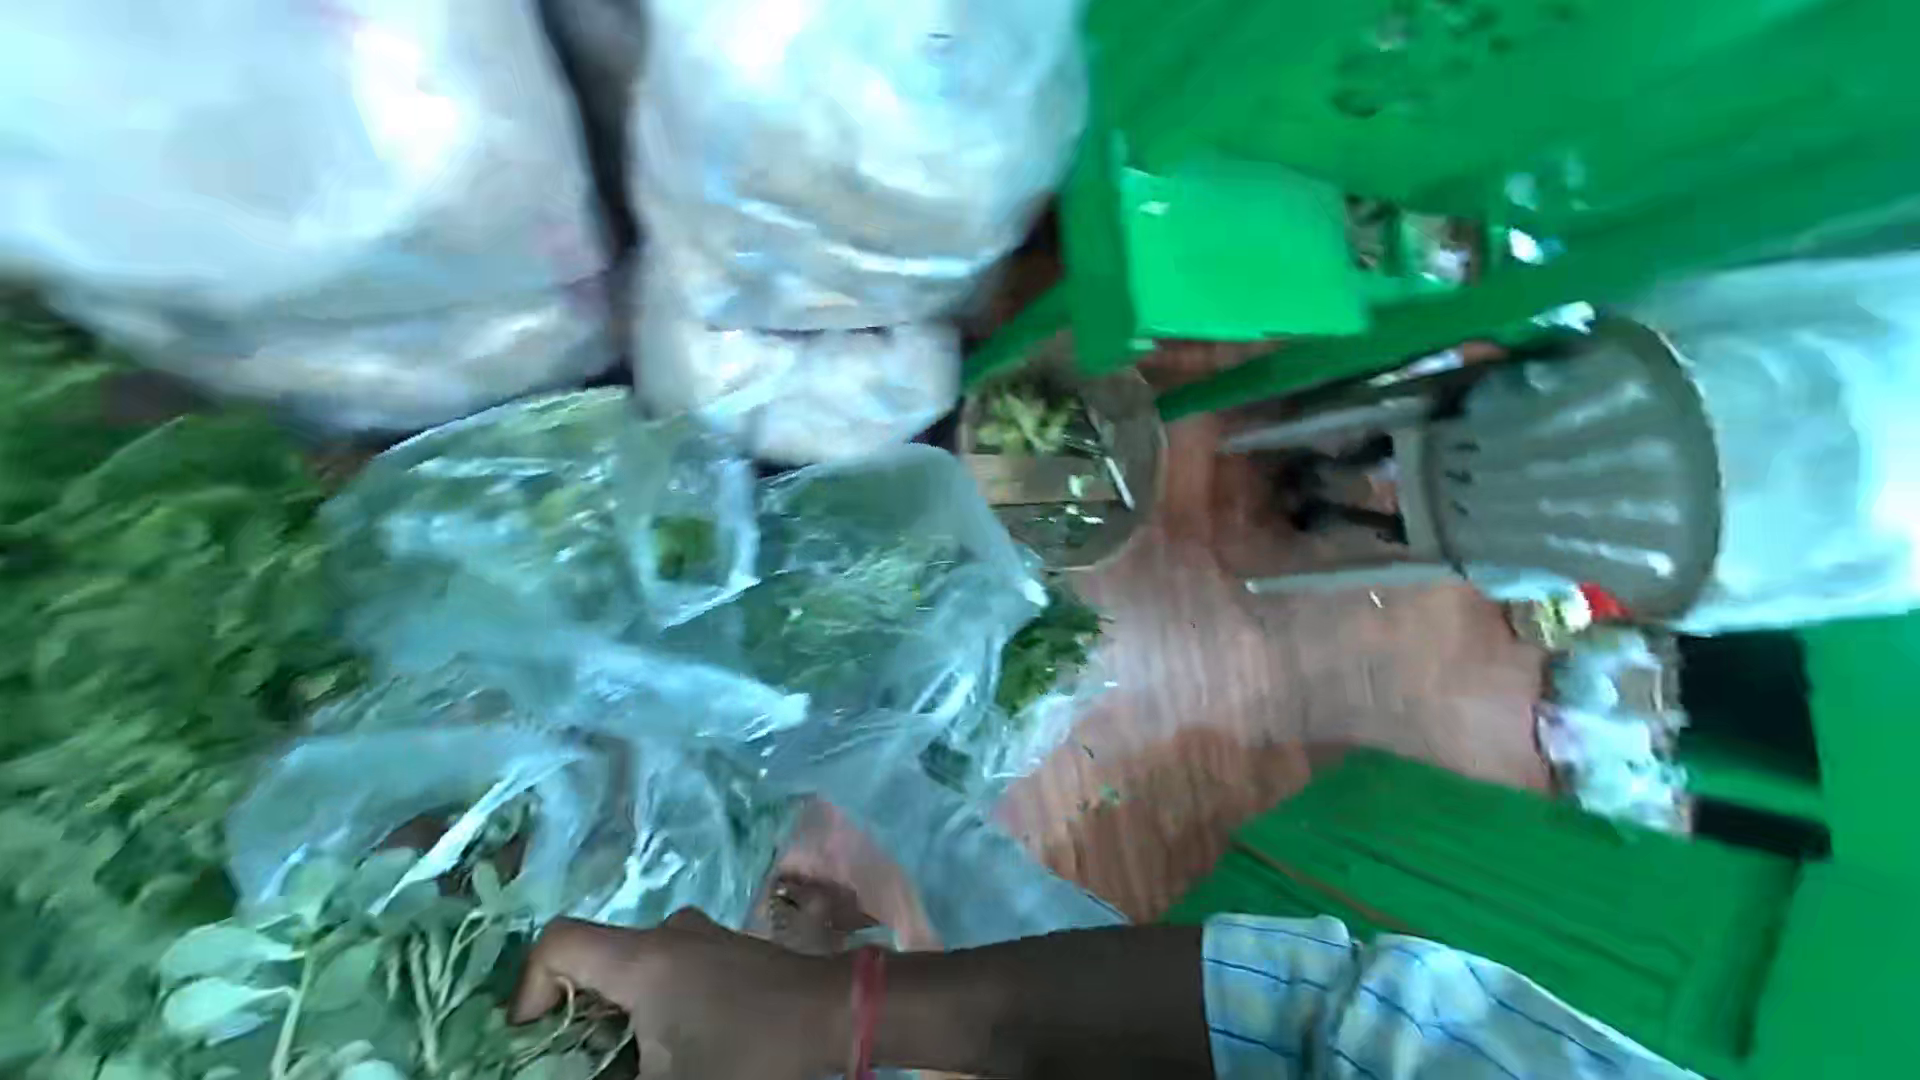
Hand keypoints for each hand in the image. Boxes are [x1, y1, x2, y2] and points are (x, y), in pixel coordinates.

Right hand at [512, 910, 849, 1079]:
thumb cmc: (747, 1054)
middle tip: (574, 1072)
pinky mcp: (720, 947)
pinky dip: (644, 1005)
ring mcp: (698, 936)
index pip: (558, 942)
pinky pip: (662, 967)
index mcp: (644, 958)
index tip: (531, 1045)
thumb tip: (581, 1069)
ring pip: (627, 968)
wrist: (829, 1014)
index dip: (527, 990)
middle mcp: (667, 932)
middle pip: (591, 960)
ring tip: (624, 1066)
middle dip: (569, 1019)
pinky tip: (666, 1049)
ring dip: (610, 1017)